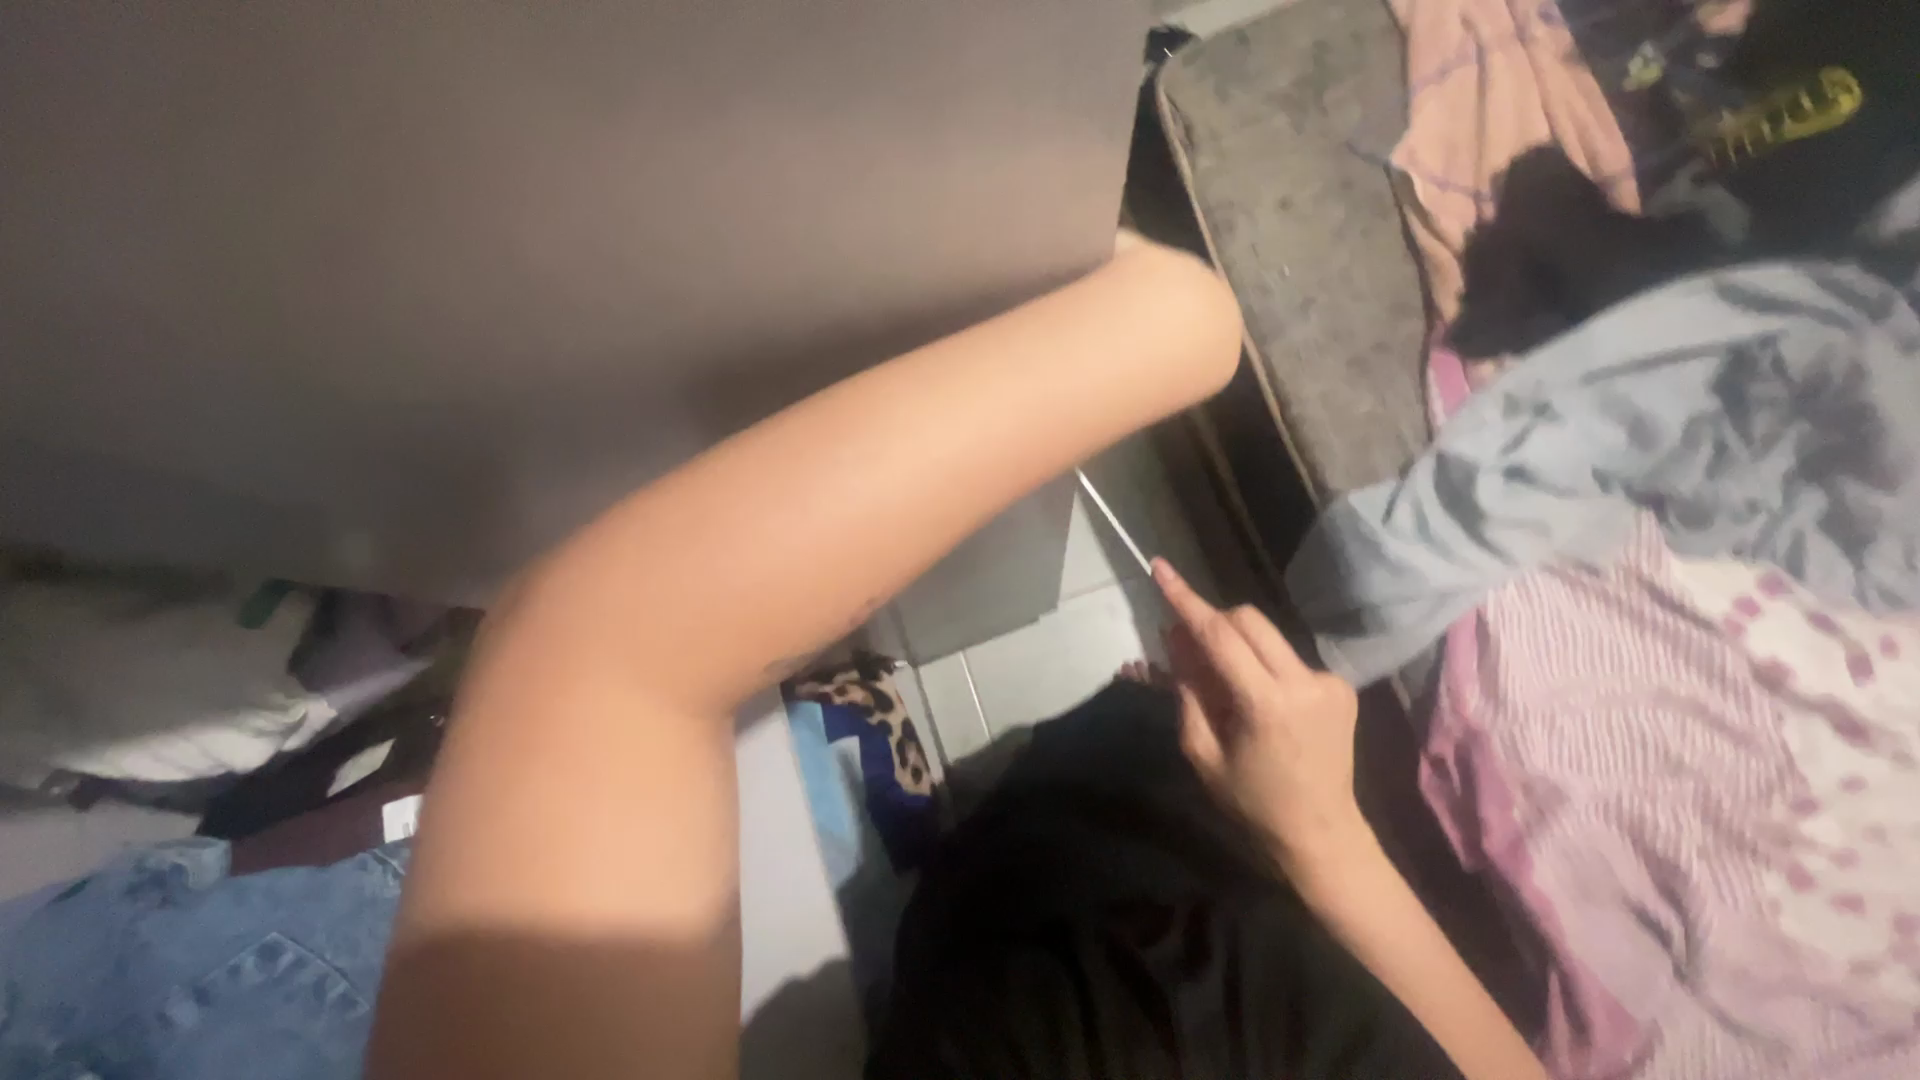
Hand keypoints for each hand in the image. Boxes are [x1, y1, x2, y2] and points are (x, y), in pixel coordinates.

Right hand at [1153, 558, 1368, 873]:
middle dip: (1212, 621)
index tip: (1161, 569)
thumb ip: (1187, 688)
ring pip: (1268, 636)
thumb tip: (1175, 636)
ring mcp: (1329, 682)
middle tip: (1186, 646)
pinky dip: (1262, 665)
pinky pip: (1286, 657)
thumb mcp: (1202, 751)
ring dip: (1237, 646)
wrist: (1321, 832)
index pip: (1219, 636)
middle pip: (1248, 620)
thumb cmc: (1251, 801)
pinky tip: (1259, 702)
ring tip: (1225, 688)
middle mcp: (1305, 682)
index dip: (1186, 600)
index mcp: (1267, 703)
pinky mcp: (1341, 686)